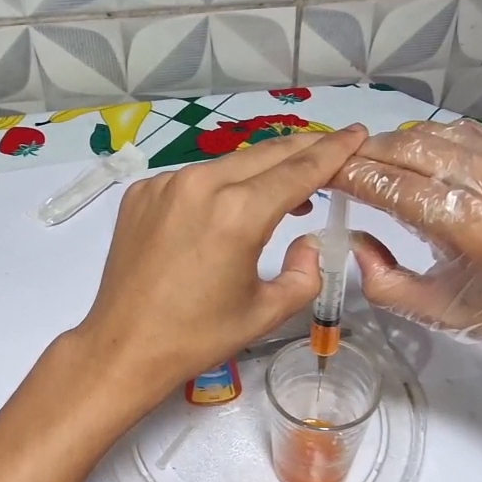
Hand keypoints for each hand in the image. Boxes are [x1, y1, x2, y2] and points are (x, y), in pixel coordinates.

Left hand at [70, 126, 367, 397]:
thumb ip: (305, 272)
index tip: (358, 134)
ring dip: (261, 170)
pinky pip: (193, 178)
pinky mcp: (141, 193)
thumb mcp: (267, 312)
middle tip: (331, 152)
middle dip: (304, 150)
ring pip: (228, 163)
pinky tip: (227, 210)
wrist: (123, 347)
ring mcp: (165, 184)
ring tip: (285, 193)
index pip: (299, 169)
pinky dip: (219, 186)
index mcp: (238, 213)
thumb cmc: (198, 337)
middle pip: (266, 154)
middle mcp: (201, 184)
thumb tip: (308, 241)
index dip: (333, 151)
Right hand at [331, 119, 481, 371]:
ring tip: (378, 164)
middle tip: (340, 167)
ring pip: (436, 131)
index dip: (347, 176)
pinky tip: (429, 162)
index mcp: (468, 223)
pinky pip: (470, 133)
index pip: (388, 183)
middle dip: (367, 154)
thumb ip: (384, 281)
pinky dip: (439, 142)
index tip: (319, 176)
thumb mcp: (441, 313)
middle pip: (407, 146)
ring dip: (400, 144)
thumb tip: (356, 240)